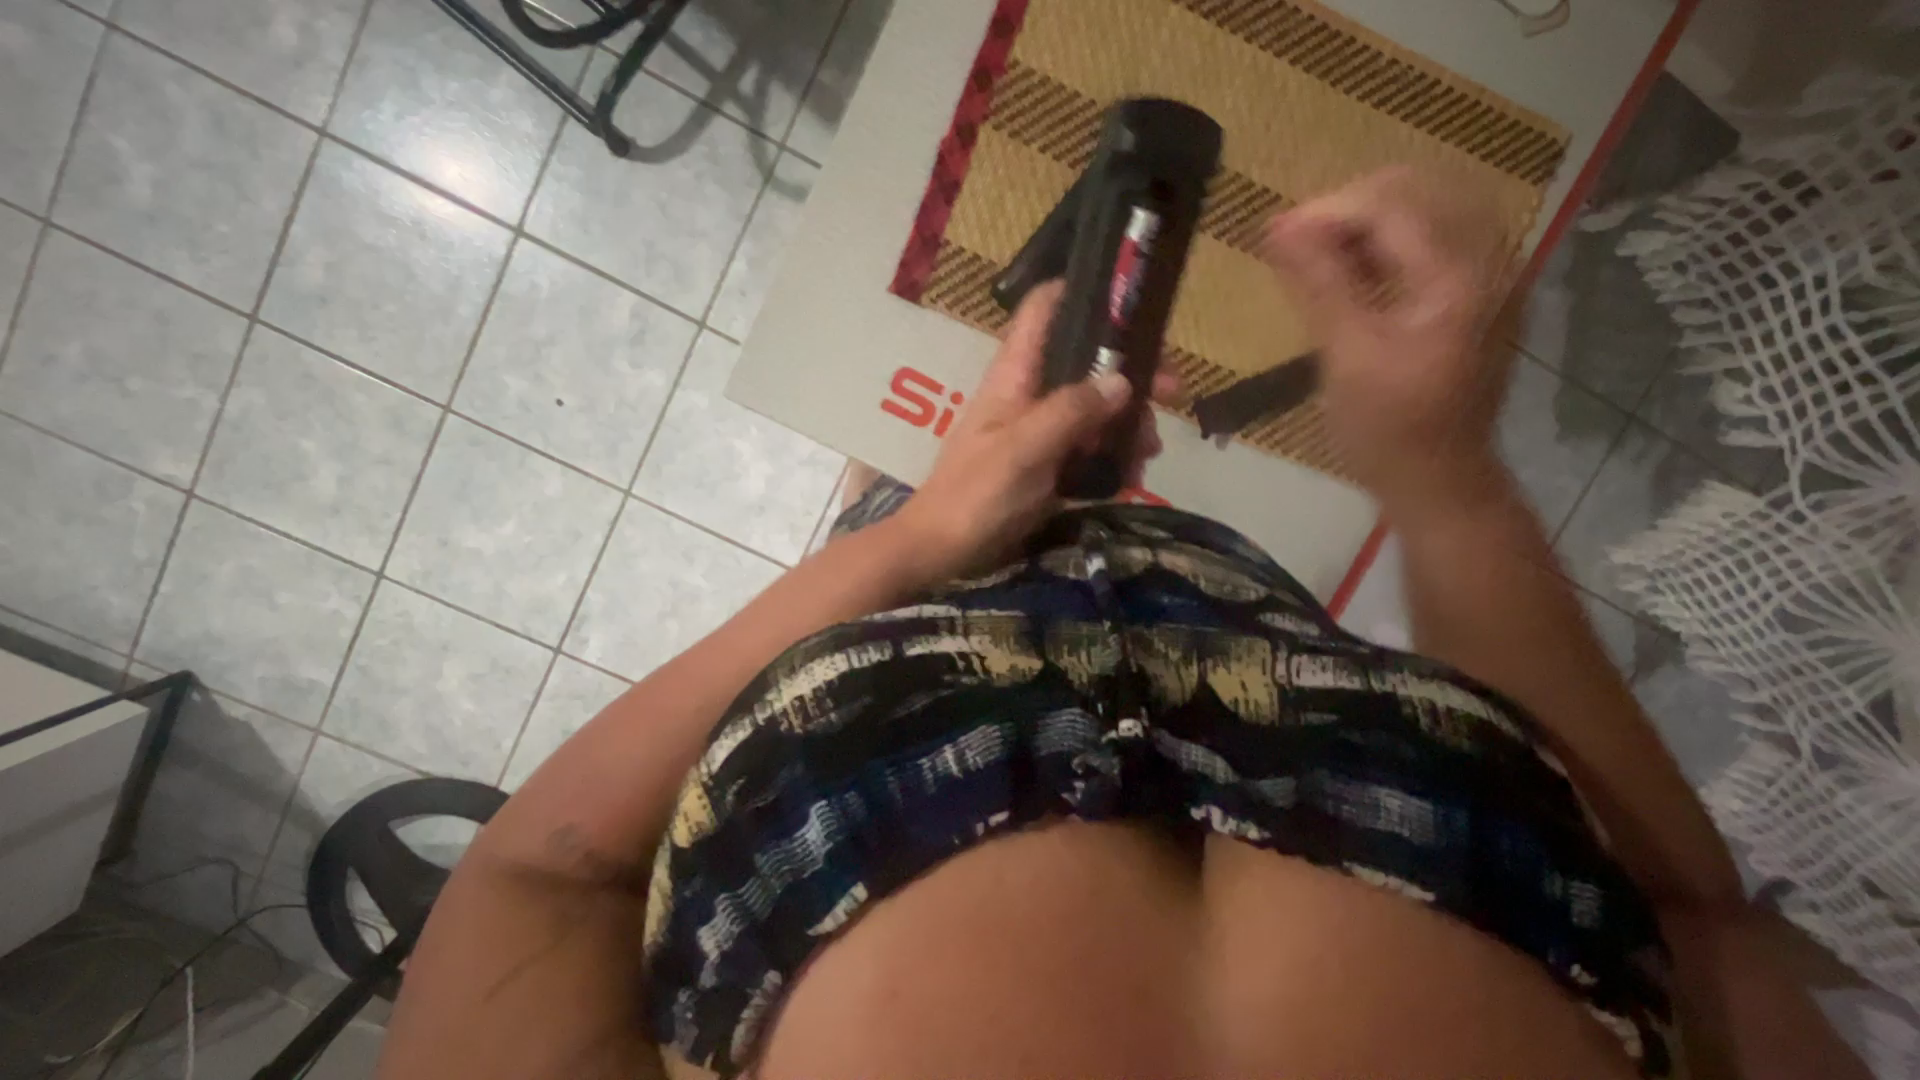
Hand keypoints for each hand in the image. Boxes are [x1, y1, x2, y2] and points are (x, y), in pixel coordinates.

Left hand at [890, 282, 1174, 579]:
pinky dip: (1112, 457)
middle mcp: (1030, 394)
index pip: (1044, 311)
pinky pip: (1089, 447)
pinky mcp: (1047, 464)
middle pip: (1087, 362)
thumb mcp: (1024, 450)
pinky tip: (1127, 479)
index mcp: (1015, 376)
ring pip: (1095, 408)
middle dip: (1130, 375)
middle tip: (1172, 397)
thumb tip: (1123, 379)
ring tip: (1146, 458)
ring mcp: (1039, 430)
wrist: (943, 551)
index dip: (1082, 293)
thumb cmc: (975, 496)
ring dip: (1128, 425)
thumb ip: (1071, 411)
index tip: (1132, 304)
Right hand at [1264, 167, 1518, 522]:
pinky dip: (1390, 241)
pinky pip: (1436, 237)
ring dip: (1367, 221)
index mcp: (1458, 277)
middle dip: (1347, 208)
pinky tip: (1354, 269)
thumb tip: (1277, 228)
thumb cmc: (1388, 432)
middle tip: (1295, 243)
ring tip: (1318, 254)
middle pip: (1416, 191)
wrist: (1440, 482)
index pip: (1390, 206)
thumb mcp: (1346, 359)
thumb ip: (1319, 285)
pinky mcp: (1481, 293)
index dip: (1325, 212)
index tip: (1272, 235)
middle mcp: (1488, 260)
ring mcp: (1492, 274)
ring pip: (1427, 208)